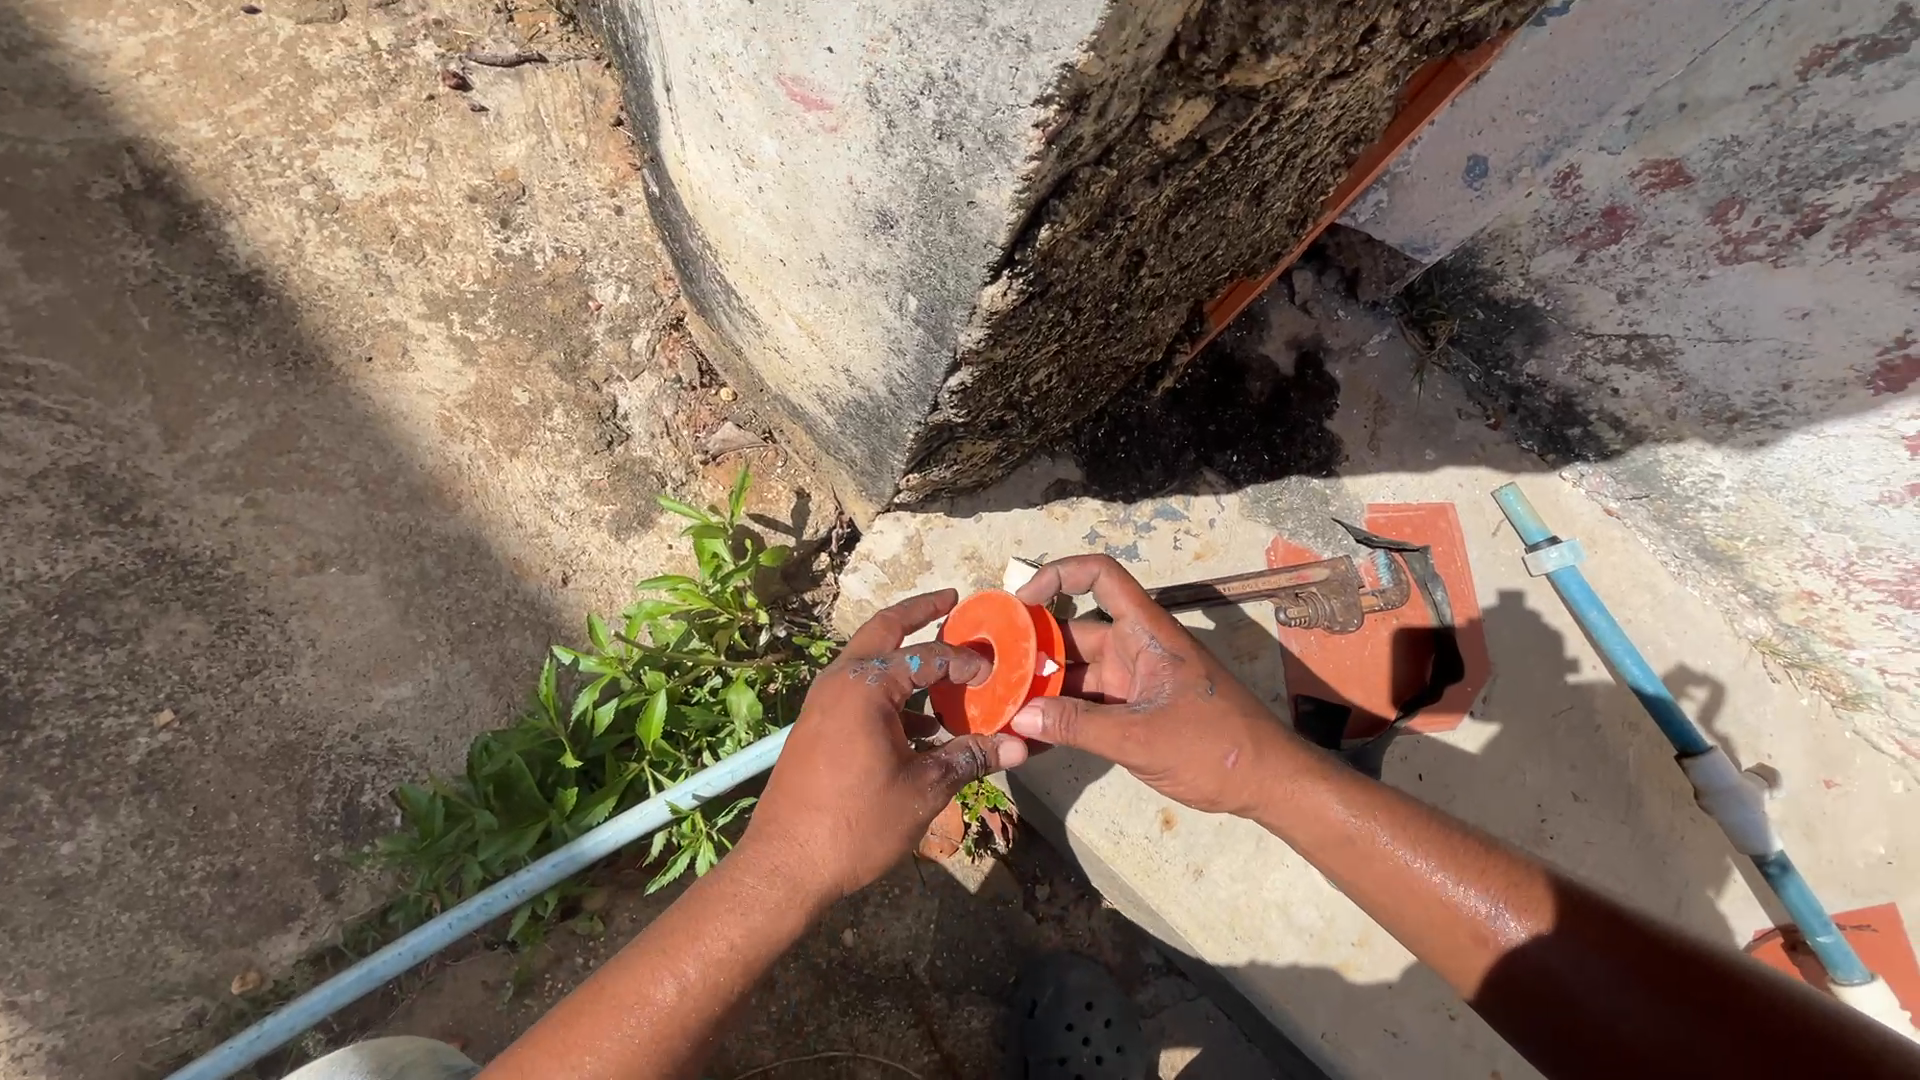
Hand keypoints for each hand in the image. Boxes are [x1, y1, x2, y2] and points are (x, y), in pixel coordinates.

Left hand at [736, 589, 1028, 901]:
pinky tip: (923, 726)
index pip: (928, 655)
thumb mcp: (923, 789)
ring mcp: (823, 703)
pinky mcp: (818, 726)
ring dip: (905, 656)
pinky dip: (892, 693)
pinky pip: (861, 692)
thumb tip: (1017, 746)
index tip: (996, 672)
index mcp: (866, 685)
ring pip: (870, 660)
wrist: (783, 866)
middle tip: (951, 600)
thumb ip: (969, 757)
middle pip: (884, 630)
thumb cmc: (855, 823)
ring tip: (944, 663)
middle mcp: (840, 681)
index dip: (966, 660)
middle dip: (919, 612)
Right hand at [1010, 555, 1300, 816]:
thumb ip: (1078, 726)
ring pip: (1076, 672)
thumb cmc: (1215, 746)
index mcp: (1146, 632)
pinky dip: (1060, 715)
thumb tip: (1019, 717)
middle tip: (990, 668)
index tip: (1023, 600)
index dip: (1060, 575)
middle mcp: (1134, 648)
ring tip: (999, 704)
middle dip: (1034, 646)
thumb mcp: (1141, 737)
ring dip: (1042, 686)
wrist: (1268, 784)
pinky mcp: (1132, 711)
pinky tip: (1028, 734)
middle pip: (1074, 631)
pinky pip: (1086, 704)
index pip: (1102, 575)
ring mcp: (1132, 681)